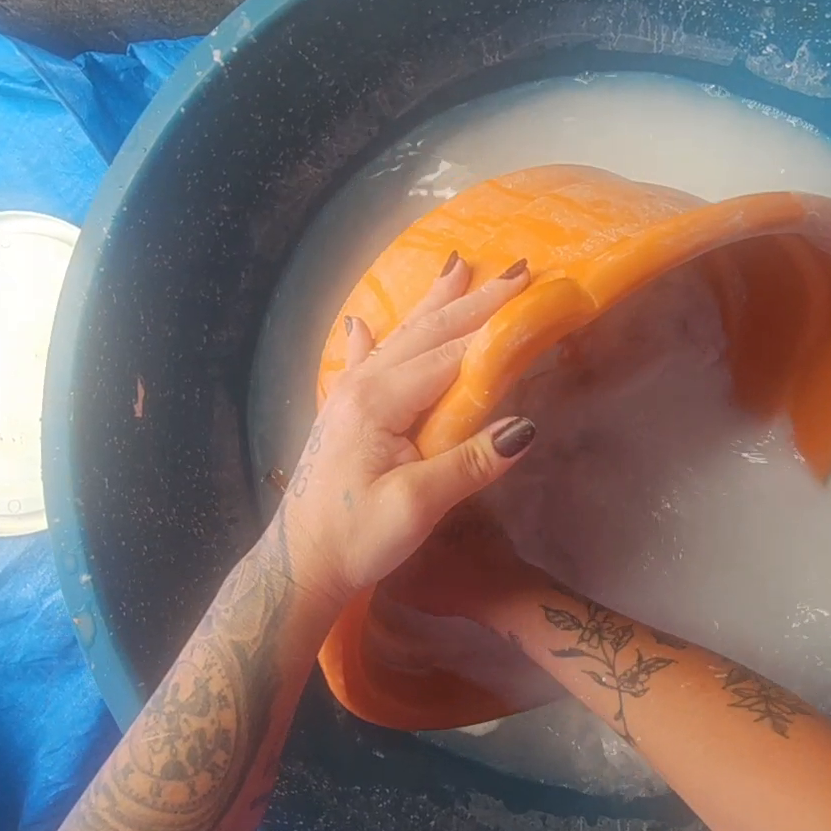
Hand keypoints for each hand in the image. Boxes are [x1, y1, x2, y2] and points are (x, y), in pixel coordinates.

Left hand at [279, 253, 538, 606]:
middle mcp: (363, 385)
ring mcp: (349, 395)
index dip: (493, 326)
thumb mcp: (417, 506)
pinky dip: (375, 337)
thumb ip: (470, 462)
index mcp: (379, 400)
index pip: (449, 354)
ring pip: (401, 337)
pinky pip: (366, 361)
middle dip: (474, 299)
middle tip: (516, 268)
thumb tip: (525, 429)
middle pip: (428, 333)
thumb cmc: (356, 538)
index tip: (530, 294)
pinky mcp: (345, 412)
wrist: (300, 565)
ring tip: (457, 266)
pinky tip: (363, 322)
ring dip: (434, 303)